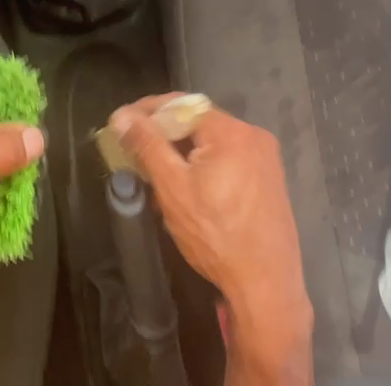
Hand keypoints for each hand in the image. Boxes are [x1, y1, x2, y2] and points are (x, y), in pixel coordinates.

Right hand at [110, 96, 311, 380]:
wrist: (266, 286)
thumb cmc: (216, 235)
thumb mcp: (173, 188)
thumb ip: (147, 145)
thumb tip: (122, 115)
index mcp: (232, 131)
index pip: (181, 104)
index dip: (148, 110)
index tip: (121, 123)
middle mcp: (253, 136)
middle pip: (198, 121)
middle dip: (164, 133)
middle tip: (135, 150)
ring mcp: (265, 159)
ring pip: (212, 142)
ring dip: (183, 150)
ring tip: (157, 171)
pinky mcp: (269, 180)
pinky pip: (229, 158)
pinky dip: (204, 164)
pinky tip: (188, 188)